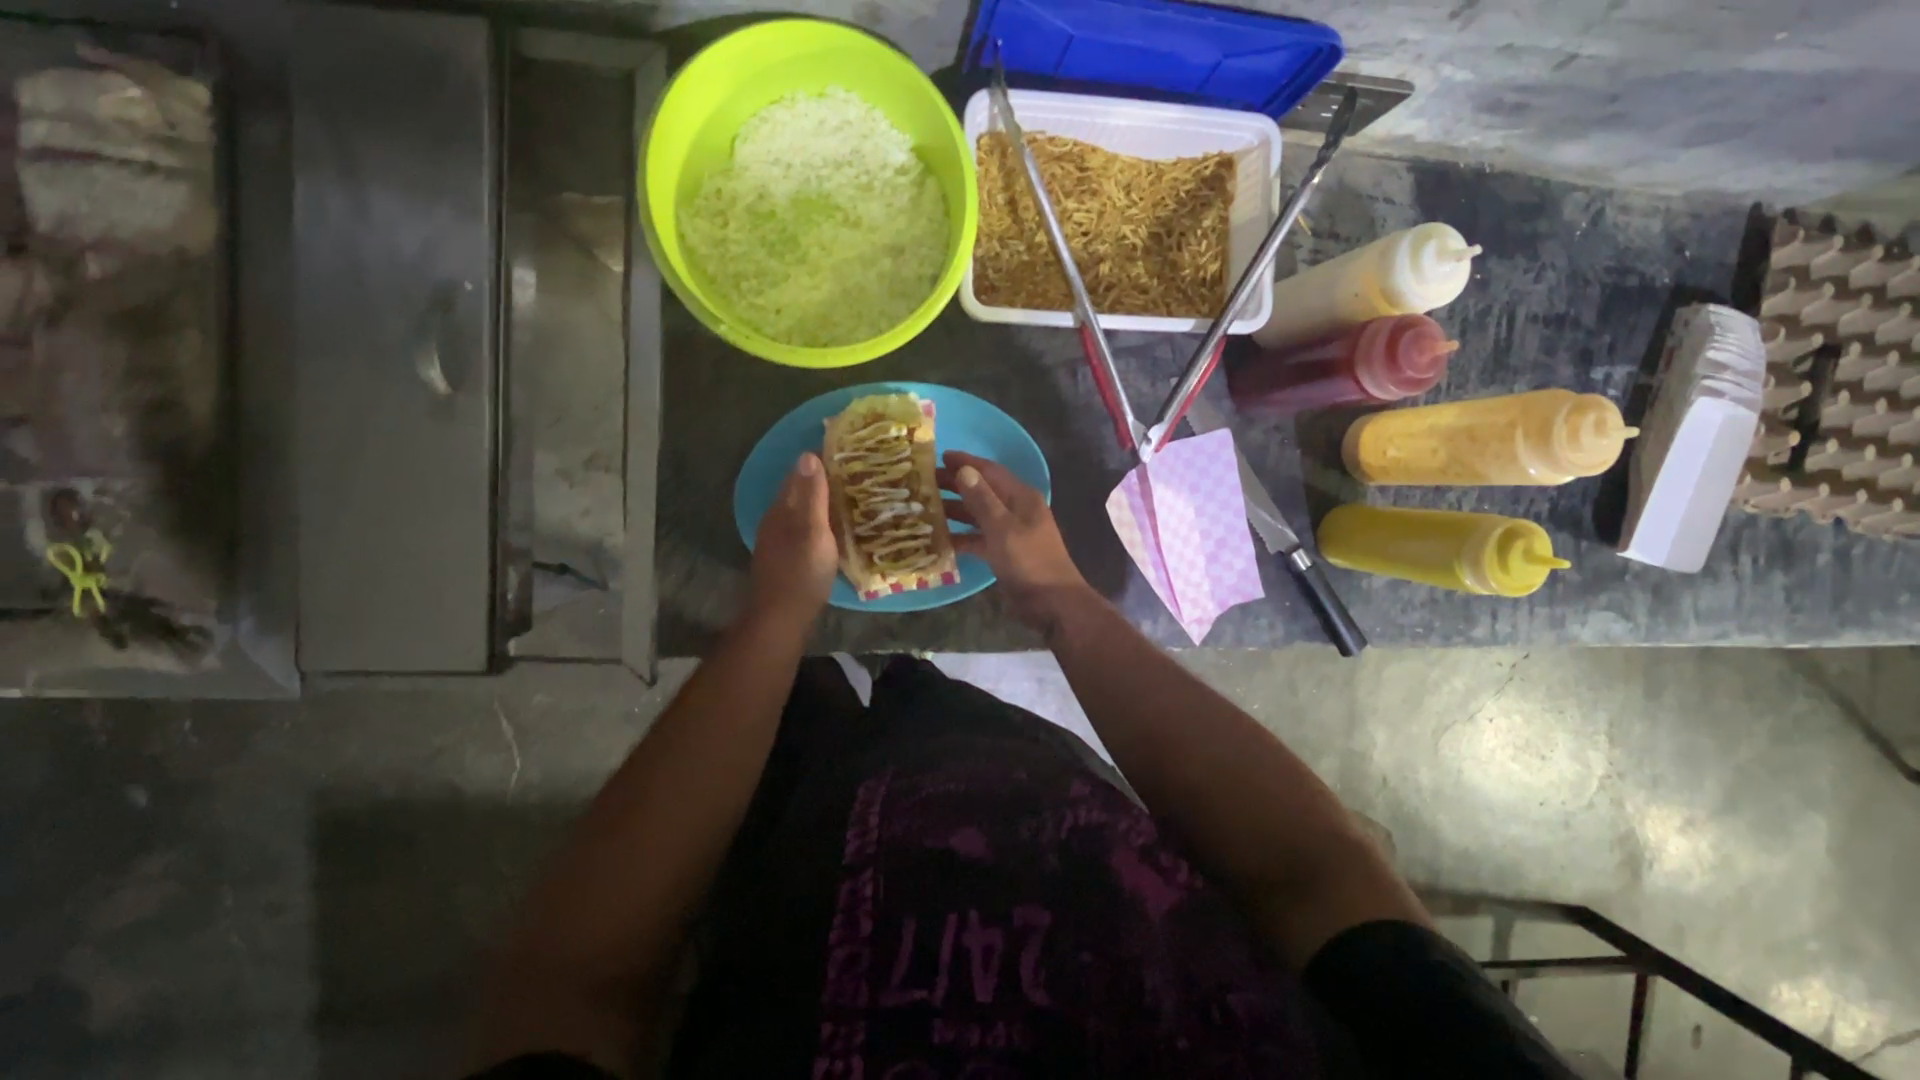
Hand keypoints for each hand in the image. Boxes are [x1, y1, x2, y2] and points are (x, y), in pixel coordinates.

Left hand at [749, 452, 838, 626]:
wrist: (779, 619)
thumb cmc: (801, 573)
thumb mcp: (813, 531)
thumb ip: (812, 495)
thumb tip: (807, 455)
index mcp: (782, 510)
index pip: (798, 475)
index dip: (819, 462)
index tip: (847, 454)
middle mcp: (776, 521)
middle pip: (798, 493)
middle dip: (822, 481)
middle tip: (856, 475)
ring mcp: (778, 542)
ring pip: (801, 513)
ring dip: (822, 504)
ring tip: (851, 499)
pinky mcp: (785, 560)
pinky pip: (804, 531)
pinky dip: (820, 524)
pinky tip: (835, 531)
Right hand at [938, 451, 1092, 633]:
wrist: (1051, 603)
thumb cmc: (1029, 561)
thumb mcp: (1003, 528)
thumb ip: (982, 499)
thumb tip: (964, 469)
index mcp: (1021, 498)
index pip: (990, 472)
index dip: (966, 462)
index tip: (940, 456)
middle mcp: (1015, 510)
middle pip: (982, 491)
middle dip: (956, 485)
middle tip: (925, 481)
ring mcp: (1010, 533)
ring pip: (978, 515)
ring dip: (955, 510)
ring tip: (926, 506)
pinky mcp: (1003, 553)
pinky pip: (978, 538)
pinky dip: (960, 536)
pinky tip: (938, 538)